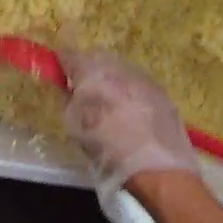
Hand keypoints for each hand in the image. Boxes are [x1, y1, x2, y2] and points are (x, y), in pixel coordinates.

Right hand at [59, 49, 200, 202]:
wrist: (155, 168)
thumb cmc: (105, 149)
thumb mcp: (73, 127)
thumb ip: (69, 101)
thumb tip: (71, 91)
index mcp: (91, 71)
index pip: (70, 54)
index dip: (63, 63)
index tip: (60, 73)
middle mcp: (118, 66)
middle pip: (98, 58)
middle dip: (90, 71)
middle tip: (85, 91)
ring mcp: (143, 77)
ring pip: (121, 70)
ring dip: (114, 81)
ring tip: (112, 105)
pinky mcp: (162, 91)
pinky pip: (140, 85)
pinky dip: (133, 94)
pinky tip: (134, 115)